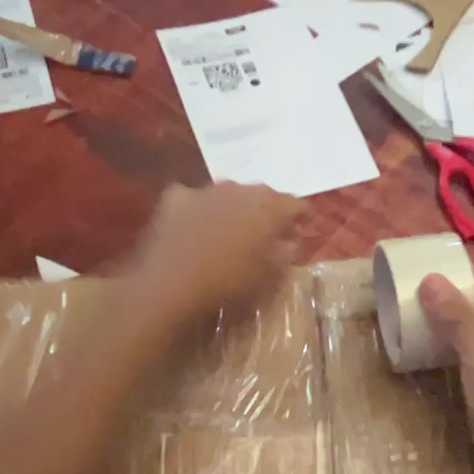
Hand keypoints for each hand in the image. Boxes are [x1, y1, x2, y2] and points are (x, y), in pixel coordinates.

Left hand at [128, 183, 304, 320]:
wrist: (170, 285)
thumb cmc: (229, 283)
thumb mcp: (270, 277)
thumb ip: (287, 254)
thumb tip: (292, 242)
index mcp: (269, 206)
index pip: (296, 204)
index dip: (302, 217)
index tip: (303, 228)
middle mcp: (240, 189)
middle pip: (263, 194)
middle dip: (269, 210)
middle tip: (270, 232)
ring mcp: (206, 190)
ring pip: (229, 193)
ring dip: (234, 208)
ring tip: (233, 229)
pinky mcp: (176, 198)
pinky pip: (194, 199)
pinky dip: (198, 209)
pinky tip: (195, 226)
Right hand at [418, 265, 473, 473]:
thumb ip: (454, 314)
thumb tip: (428, 278)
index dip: (454, 272)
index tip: (417, 270)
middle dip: (443, 295)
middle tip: (403, 292)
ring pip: (467, 322)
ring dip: (440, 319)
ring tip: (404, 312)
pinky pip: (464, 344)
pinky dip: (444, 340)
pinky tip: (417, 340)